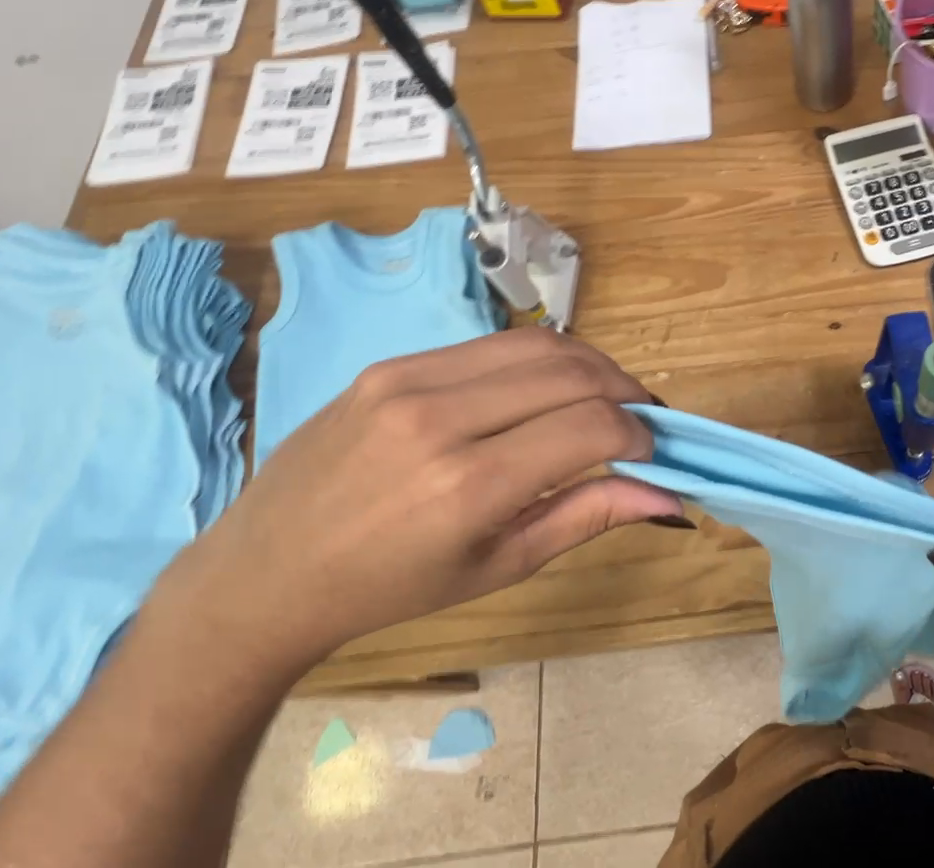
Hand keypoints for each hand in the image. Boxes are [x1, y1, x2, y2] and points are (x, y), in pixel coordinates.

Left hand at [147, 329, 684, 674]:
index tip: (651, 452)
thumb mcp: (500, 565)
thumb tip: (668, 495)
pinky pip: (489, 346)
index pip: (591, 427)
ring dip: (590, 365)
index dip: (639, 434)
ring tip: (606, 396)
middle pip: (573, 372)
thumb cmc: (391, 589)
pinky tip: (546, 390)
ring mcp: (409, 381)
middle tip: (641, 419)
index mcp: (469, 486)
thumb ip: (587, 516)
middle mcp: (440, 419)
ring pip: (537, 345)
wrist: (266, 572)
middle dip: (626, 391)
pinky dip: (538, 361)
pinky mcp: (390, 365)